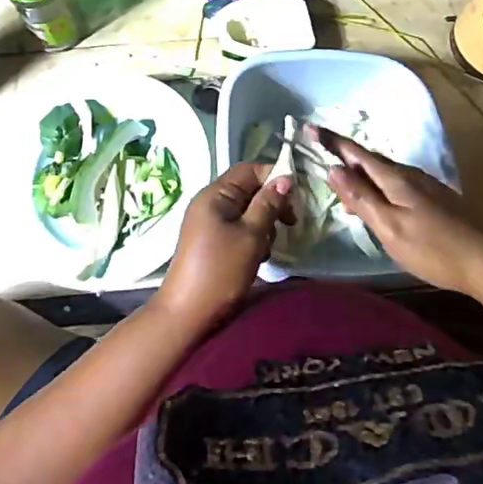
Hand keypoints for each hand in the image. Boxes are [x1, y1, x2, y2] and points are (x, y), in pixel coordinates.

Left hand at [153, 163, 295, 328]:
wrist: (187, 313)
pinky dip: (252, 238)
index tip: (294, 200)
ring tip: (265, 250)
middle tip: (288, 226)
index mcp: (215, 194)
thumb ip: (268, 204)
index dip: (274, 177)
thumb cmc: (220, 271)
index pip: (249, 170)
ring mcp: (208, 221)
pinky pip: (238, 228)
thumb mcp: (251, 235)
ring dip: (263, 226)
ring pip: (246, 211)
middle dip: (270, 205)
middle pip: (248, 189)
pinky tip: (256, 258)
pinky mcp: (210, 240)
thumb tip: (284, 178)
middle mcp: (209, 202)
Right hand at [317, 128, 482, 295]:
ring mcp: (427, 186)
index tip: (309, 128)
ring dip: (363, 175)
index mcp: (395, 178)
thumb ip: (361, 198)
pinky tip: (380, 203)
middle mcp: (410, 175)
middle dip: (345, 157)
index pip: (356, 153)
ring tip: (346, 188)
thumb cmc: (433, 249)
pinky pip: (398, 185)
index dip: (332, 141)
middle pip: (370, 160)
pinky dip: (380, 187)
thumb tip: (333, 168)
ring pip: (385, 174)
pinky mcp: (437, 200)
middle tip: (323, 157)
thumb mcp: (389, 227)